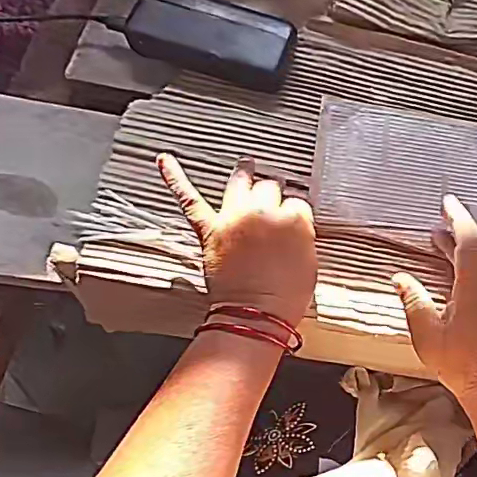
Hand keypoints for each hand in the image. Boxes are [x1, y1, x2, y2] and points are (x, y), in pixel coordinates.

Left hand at [160, 154, 316, 325]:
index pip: (297, 202)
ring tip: (247, 165)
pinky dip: (176, 178)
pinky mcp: (211, 229)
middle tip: (275, 201)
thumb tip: (293, 226)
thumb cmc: (286, 296)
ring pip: (240, 183)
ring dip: (244, 173)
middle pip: (269, 189)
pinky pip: (190, 200)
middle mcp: (263, 211)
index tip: (293, 220)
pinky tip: (166, 161)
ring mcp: (234, 218)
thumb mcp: (310, 261)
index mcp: (294, 218)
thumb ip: (301, 235)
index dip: (295, 213)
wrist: (256, 315)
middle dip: (273, 195)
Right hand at [393, 196, 476, 406]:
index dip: (459, 218)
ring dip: (470, 246)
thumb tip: (400, 278)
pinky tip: (472, 265)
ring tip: (445, 243)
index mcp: (474, 288)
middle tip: (439, 222)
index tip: (448, 203)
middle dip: (460, 229)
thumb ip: (414, 300)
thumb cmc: (459, 362)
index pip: (470, 241)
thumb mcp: (426, 332)